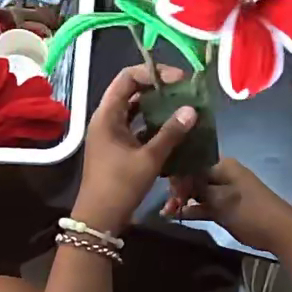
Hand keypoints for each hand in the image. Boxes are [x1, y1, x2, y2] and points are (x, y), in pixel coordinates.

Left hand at [71, 64, 195, 233]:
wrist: (99, 219)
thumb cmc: (120, 186)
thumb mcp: (149, 158)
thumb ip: (171, 133)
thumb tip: (192, 110)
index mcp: (107, 115)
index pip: (127, 78)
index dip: (153, 73)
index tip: (179, 80)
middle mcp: (106, 119)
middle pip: (131, 91)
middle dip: (158, 88)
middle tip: (185, 92)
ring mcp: (111, 134)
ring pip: (135, 110)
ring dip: (157, 107)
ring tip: (183, 107)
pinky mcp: (117, 148)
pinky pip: (137, 128)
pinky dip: (154, 125)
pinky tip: (174, 129)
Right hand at [167, 159, 291, 253]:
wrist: (281, 232)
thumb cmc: (250, 212)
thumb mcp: (221, 200)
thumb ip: (197, 189)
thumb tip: (177, 180)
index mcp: (224, 165)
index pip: (192, 163)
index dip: (177, 175)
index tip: (164, 189)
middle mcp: (224, 174)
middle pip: (194, 177)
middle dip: (178, 190)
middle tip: (165, 205)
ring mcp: (226, 191)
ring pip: (199, 192)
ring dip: (184, 201)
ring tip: (167, 212)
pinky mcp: (228, 207)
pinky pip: (206, 204)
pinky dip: (195, 209)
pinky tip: (178, 215)